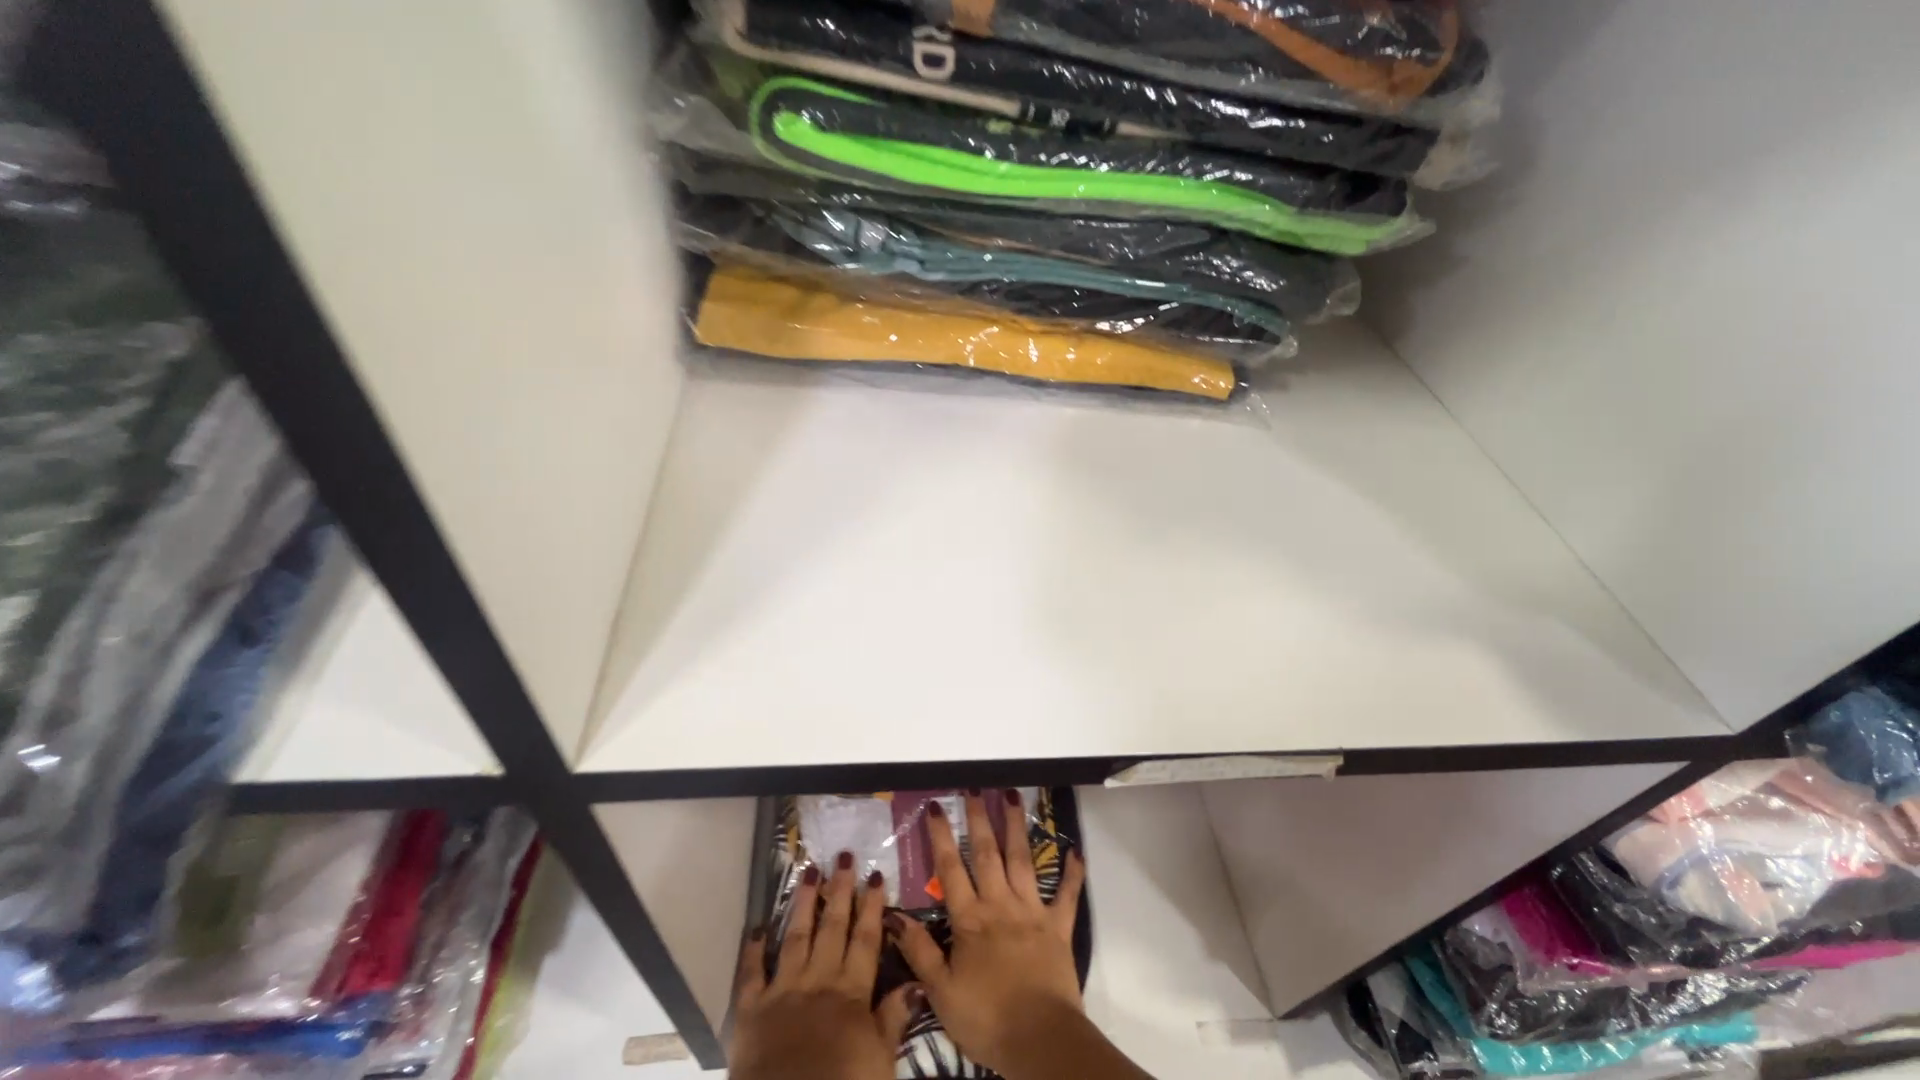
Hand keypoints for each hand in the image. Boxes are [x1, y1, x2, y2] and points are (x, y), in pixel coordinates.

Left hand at [730, 853, 919, 1079]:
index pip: (865, 940)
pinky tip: (757, 927)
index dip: (871, 907)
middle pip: (832, 929)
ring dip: (802, 904)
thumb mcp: (881, 1059)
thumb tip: (916, 983)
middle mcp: (817, 981)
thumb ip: (894, 1018)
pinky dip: (753, 949)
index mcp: (850, 993)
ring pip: (795, 938)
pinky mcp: (751, 1009)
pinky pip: (751, 973)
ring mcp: (782, 991)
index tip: (875, 875)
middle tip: (844, 856)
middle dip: (840, 892)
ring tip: (809, 871)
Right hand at [889, 790, 1087, 1075]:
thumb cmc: (985, 1017)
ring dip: (1017, 828)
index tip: (935, 806)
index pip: (950, 870)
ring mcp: (1033, 914)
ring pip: (1023, 862)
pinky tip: (1075, 850)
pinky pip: (1067, 896)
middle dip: (979, 819)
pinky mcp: (1059, 929)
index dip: (941, 837)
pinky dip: (1072, 873)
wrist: (1040, 1040)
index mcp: (969, 920)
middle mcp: (1000, 906)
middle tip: (975, 788)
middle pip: (988, 855)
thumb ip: (918, 950)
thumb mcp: (939, 990)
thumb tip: (892, 915)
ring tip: (1014, 797)